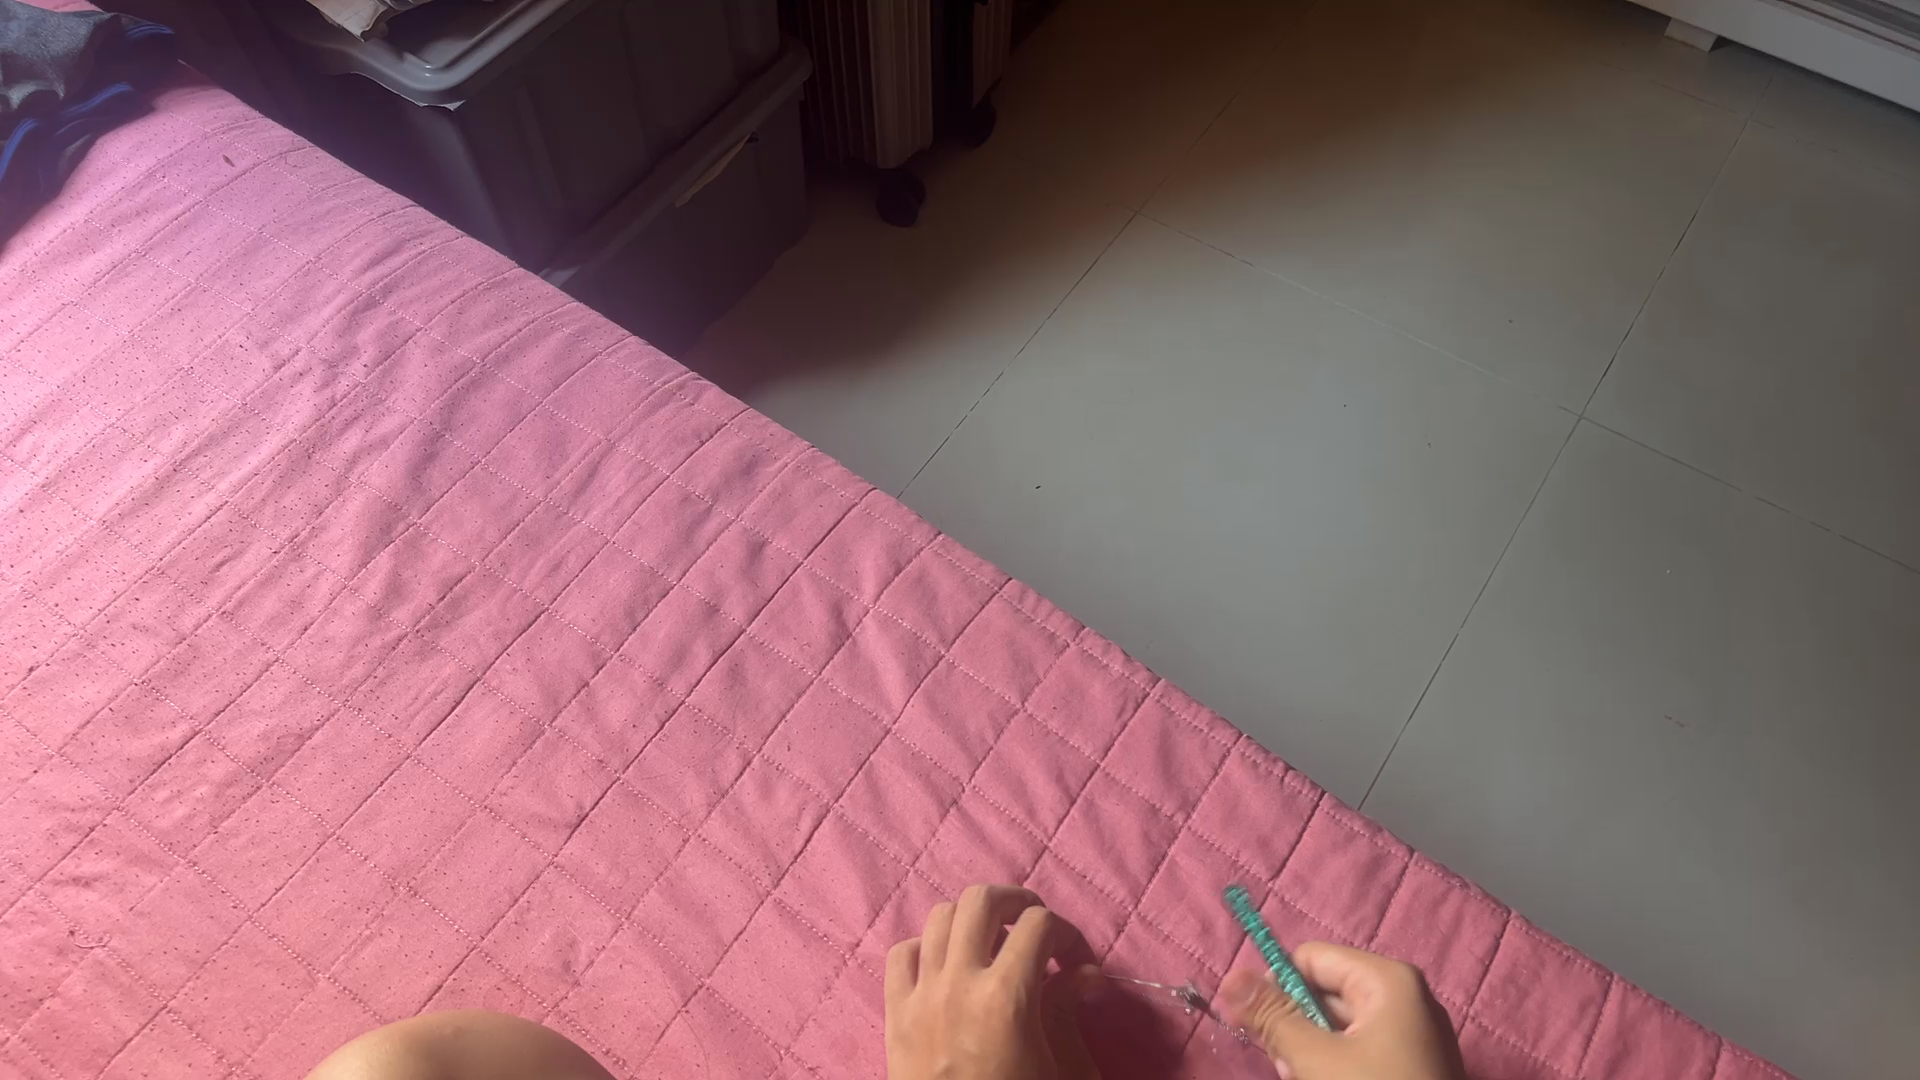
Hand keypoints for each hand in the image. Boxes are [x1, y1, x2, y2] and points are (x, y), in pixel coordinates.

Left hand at [885, 884, 1102, 1079]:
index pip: (1040, 925)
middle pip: (981, 900)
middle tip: (1036, 927)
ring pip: (938, 916)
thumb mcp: (1065, 1075)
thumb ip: (1069, 1012)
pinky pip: (901, 954)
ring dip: (972, 920)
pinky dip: (925, 947)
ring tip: (994, 941)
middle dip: (1016, 901)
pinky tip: (947, 967)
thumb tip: (1083, 972)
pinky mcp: (894, 1017)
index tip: (1079, 962)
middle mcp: (958, 984)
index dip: (1069, 934)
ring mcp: (920, 997)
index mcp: (1006, 998)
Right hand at [1221, 943, 1463, 1079]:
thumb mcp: (1316, 1060)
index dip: (1279, 990)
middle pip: (1323, 993)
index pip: (1309, 960)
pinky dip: (1337, 1069)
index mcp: (1388, 980)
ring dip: (1313, 1055)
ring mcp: (1416, 1037)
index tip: (1264, 1031)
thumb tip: (1230, 978)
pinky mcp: (1418, 1070)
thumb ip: (1270, 1015)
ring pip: (1338, 1028)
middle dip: (1297, 1031)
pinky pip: (1361, 1052)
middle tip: (1290, 1069)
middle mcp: (1406, 998)